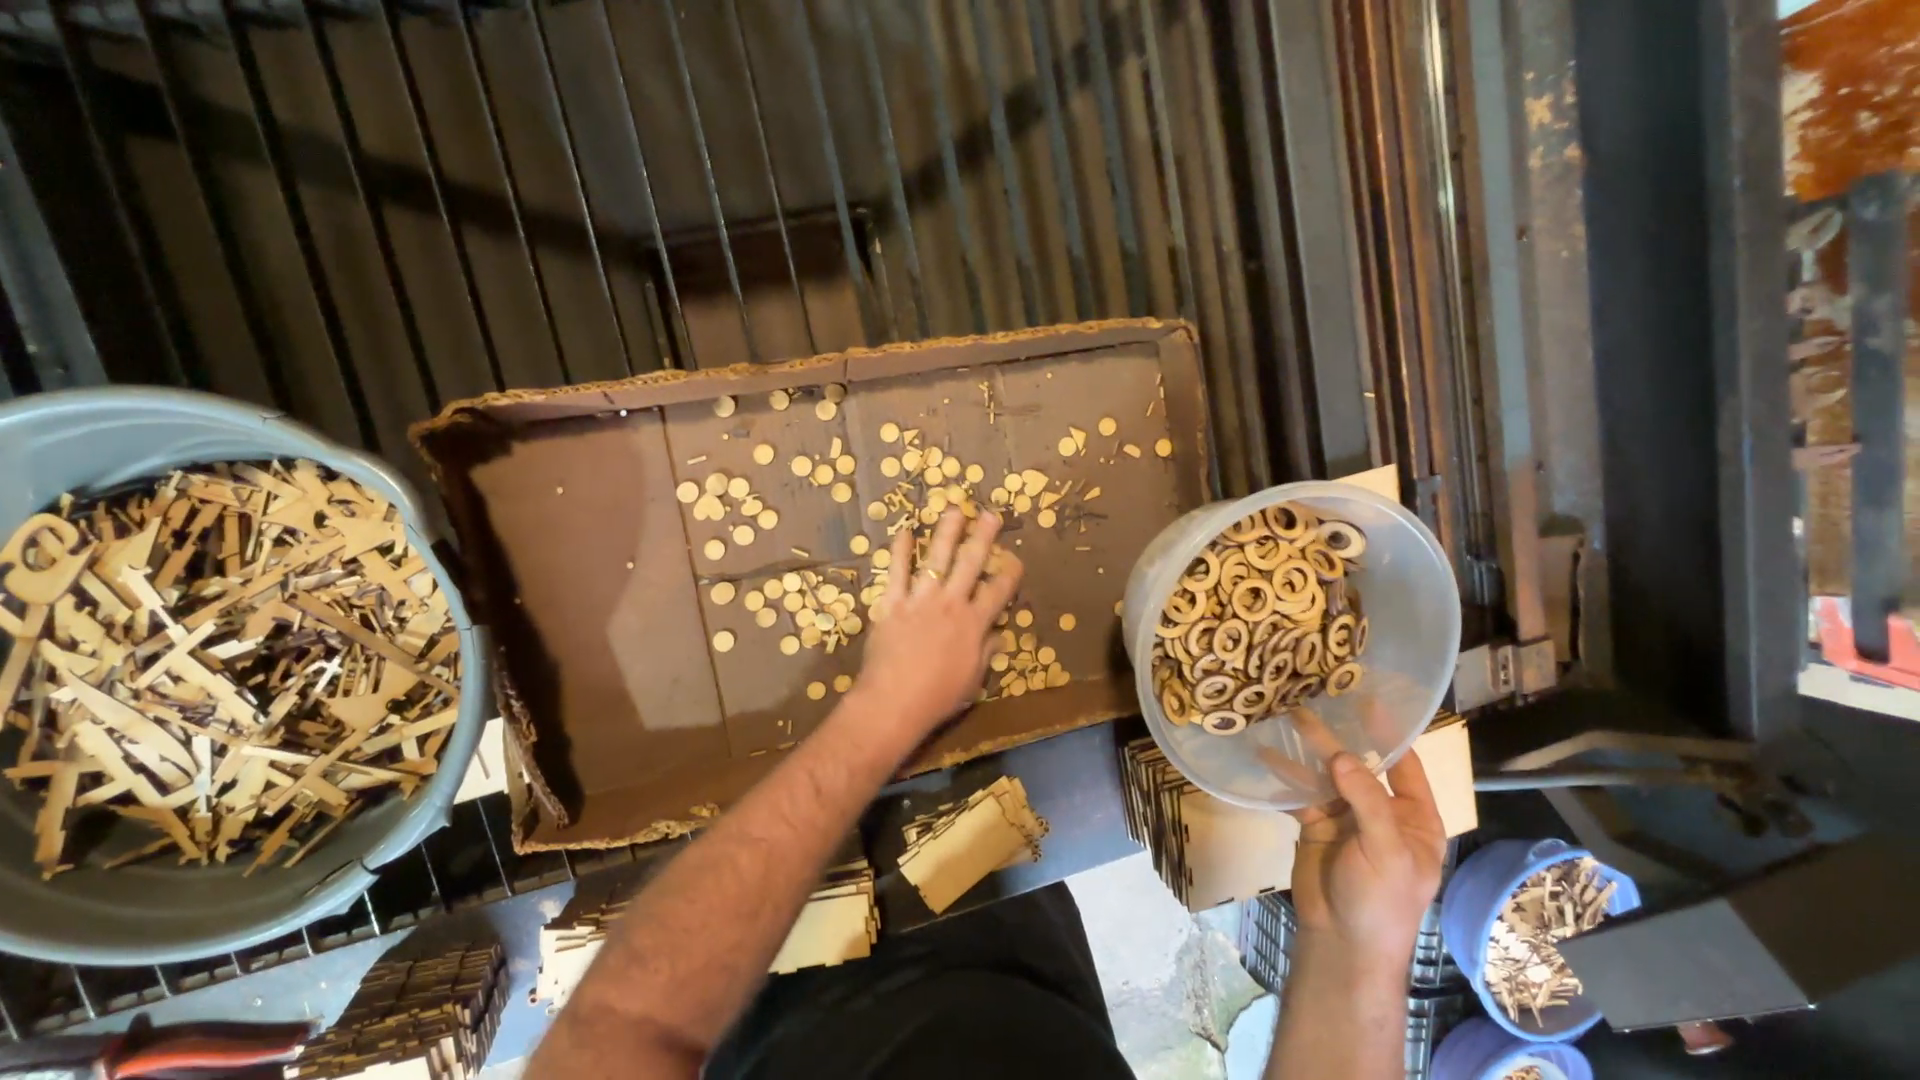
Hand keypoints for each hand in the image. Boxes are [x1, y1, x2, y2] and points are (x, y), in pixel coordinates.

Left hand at [851, 509, 1022, 738]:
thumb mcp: (973, 681)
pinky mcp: (892, 604)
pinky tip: (905, 531)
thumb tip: (999, 635)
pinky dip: (900, 551)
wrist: (894, 702)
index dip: (1009, 574)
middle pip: (970, 564)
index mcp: (974, 625)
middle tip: (991, 515)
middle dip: (983, 537)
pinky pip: (896, 572)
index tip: (1016, 558)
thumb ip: (985, 653)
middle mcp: (950, 605)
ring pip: (936, 560)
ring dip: (946, 533)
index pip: (998, 592)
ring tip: (954, 509)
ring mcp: (920, 601)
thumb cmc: (937, 698)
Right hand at [1285, 709, 1445, 963]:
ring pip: (1326, 776)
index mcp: (1414, 817)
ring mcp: (1346, 818)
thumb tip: (1341, 756)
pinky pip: (1301, 794)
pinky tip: (1267, 754)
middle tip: (1311, 706)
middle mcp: (1381, 811)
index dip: (1387, 733)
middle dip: (1336, 738)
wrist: (1343, 942)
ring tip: (1286, 719)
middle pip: (1358, 765)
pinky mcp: (1315, 826)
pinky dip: (1285, 775)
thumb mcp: (1387, 851)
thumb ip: (1367, 801)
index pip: (1404, 764)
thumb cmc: (1381, 900)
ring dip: (1306, 752)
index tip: (1366, 700)